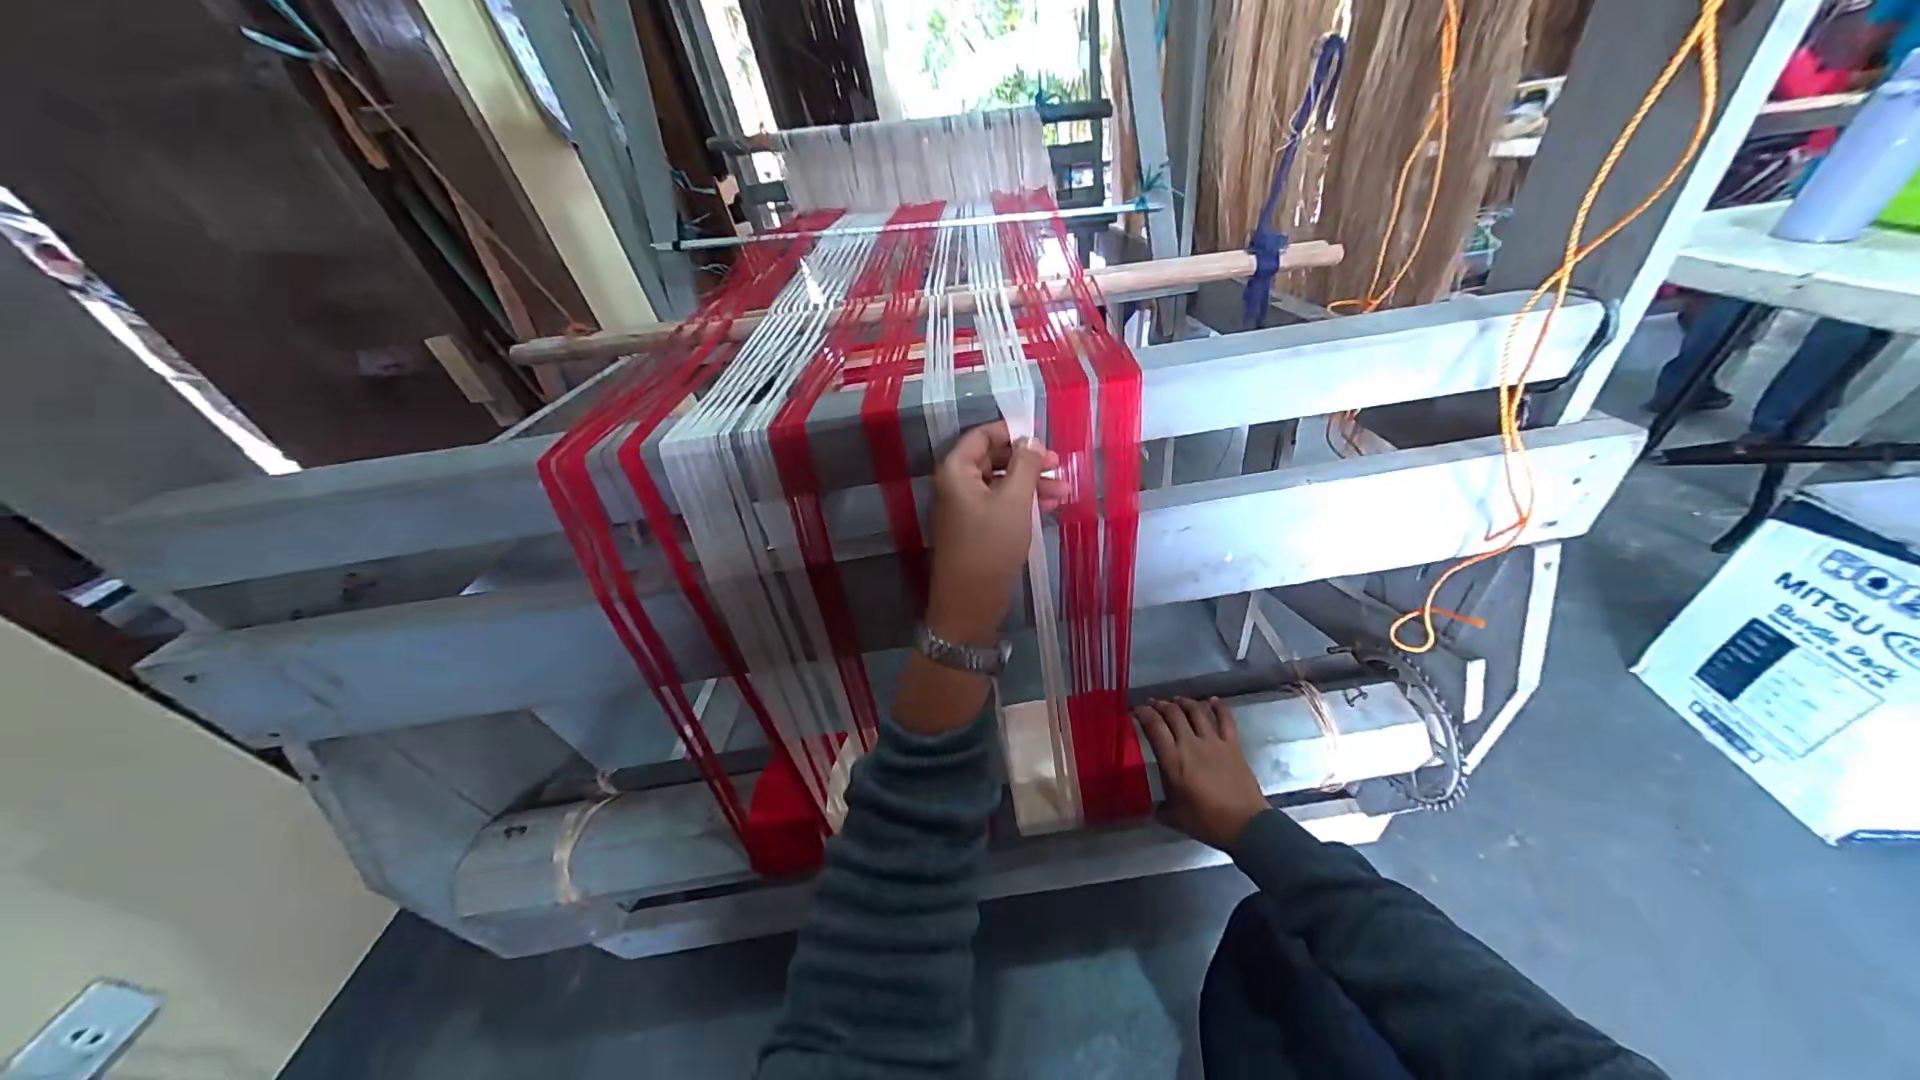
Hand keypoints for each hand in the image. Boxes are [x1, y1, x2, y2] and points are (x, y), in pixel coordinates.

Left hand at [927, 421, 1066, 643]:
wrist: (970, 600)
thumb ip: (1024, 465)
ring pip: (1000, 483)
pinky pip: (1000, 504)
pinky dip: (1023, 502)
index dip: (1012, 432)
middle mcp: (956, 484)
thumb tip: (1030, 440)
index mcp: (956, 470)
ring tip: (1065, 490)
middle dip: (1027, 461)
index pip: (982, 435)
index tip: (1042, 438)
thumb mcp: (1014, 500)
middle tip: (1059, 465)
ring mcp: (965, 507)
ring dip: (1031, 483)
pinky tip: (1051, 505)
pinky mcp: (976, 528)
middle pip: (992, 458)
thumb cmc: (991, 545)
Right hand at [1133, 698, 1270, 851]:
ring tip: (1176, 700)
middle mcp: (1191, 744)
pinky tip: (1212, 700)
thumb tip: (1152, 807)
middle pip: (1173, 713)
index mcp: (1173, 760)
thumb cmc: (1207, 821)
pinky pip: (1225, 719)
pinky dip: (1219, 707)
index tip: (1136, 710)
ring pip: (1196, 711)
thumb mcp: (1174, 816)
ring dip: (1184, 702)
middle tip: (1153, 704)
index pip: (1154, 726)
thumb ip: (1160, 807)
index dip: (1143, 713)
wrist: (1245, 824)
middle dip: (1160, 705)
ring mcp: (1213, 742)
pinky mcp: (1232, 745)